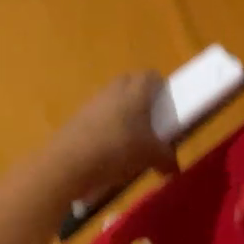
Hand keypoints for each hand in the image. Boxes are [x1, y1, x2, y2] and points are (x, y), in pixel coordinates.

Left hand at [55, 72, 178, 196]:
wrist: (68, 163)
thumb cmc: (117, 150)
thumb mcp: (149, 156)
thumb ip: (165, 158)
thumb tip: (176, 167)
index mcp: (136, 91)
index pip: (152, 76)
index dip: (160, 88)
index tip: (164, 106)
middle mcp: (115, 89)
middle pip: (131, 83)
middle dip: (140, 99)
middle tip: (148, 122)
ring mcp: (94, 101)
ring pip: (112, 99)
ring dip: (120, 113)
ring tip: (126, 140)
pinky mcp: (77, 116)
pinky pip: (96, 115)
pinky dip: (103, 127)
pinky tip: (105, 151)